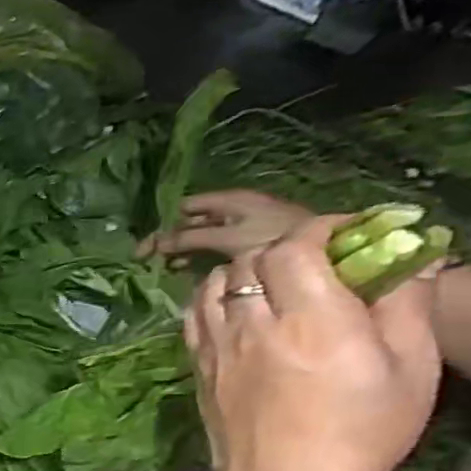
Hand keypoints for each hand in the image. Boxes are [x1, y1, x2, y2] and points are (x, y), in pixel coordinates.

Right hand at [145, 190, 314, 259]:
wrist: (326, 249)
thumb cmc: (274, 237)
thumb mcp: (226, 238)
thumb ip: (188, 240)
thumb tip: (154, 244)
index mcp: (227, 201)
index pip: (183, 207)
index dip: (163, 224)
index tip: (145, 248)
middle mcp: (232, 209)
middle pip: (189, 221)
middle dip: (169, 239)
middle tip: (152, 261)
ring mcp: (240, 224)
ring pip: (199, 235)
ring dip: (182, 251)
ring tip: (169, 268)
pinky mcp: (247, 241)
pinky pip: (212, 246)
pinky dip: (197, 257)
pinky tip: (190, 270)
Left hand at [187, 215, 439, 470]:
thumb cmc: (359, 432)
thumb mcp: (411, 367)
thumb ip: (407, 305)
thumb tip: (411, 257)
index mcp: (311, 320)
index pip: (292, 248)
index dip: (318, 228)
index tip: (348, 231)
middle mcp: (251, 326)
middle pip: (249, 261)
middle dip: (284, 247)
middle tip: (317, 257)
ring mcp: (215, 347)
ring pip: (212, 285)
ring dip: (242, 270)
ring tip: (273, 281)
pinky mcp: (196, 367)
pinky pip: (193, 316)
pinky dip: (212, 298)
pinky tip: (235, 307)